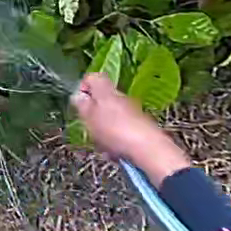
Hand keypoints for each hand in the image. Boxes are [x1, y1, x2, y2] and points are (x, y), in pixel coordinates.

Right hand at [70, 72, 190, 185]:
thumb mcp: (89, 117)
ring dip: (104, 129)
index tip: (79, 103)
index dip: (83, 87)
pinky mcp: (143, 128)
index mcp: (106, 91)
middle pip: (102, 100)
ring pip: (112, 117)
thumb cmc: (115, 131)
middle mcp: (121, 98)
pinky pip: (123, 129)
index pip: (93, 77)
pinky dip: (117, 139)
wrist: (151, 150)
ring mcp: (134, 112)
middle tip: (89, 128)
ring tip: (102, 145)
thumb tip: (78, 95)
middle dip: (93, 114)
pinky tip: (115, 152)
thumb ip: (82, 105)